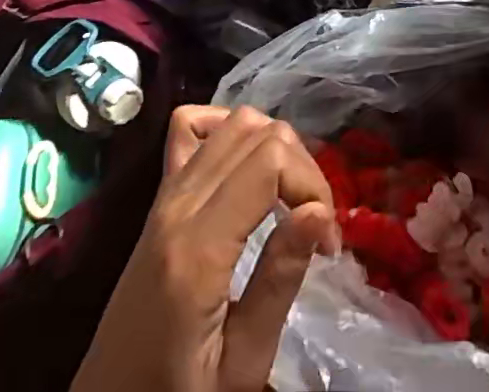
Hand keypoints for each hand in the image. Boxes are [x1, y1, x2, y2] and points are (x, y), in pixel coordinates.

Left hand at [72, 106, 339, 391]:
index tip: (329, 245)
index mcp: (197, 247)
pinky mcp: (160, 195)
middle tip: (316, 225)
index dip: (313, 187)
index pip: (268, 161)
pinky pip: (189, 128)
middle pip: (256, 132)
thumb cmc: (179, 391)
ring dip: (275, 148)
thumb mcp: (241, 362)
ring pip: (230, 123)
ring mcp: (164, 194)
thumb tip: (319, 211)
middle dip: (302, 169)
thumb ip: (278, 281)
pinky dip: (226, 128)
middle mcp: (177, 204)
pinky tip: (247, 164)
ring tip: (290, 199)